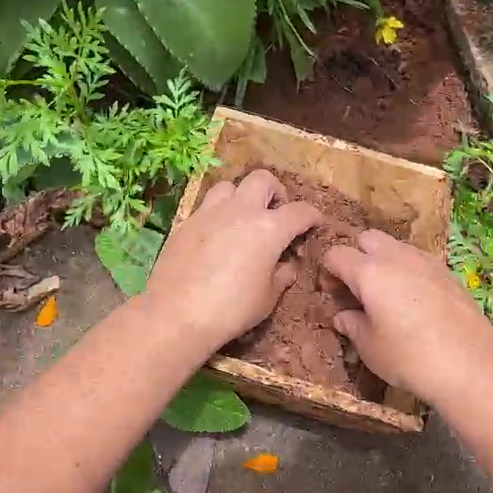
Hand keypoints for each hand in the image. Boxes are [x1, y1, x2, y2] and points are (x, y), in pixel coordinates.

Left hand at [143, 170, 320, 350]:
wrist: (177, 313)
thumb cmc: (231, 309)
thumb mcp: (267, 298)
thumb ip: (282, 275)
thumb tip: (287, 264)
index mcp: (269, 228)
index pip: (299, 211)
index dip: (312, 215)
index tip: (315, 223)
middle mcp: (241, 211)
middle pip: (263, 179)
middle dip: (275, 191)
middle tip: (276, 212)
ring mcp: (210, 212)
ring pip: (230, 186)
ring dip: (242, 197)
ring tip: (243, 218)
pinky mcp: (187, 222)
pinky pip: (207, 206)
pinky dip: (218, 214)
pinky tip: (217, 236)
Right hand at [322, 230, 492, 405]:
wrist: (471, 367)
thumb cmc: (411, 359)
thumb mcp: (370, 348)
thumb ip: (352, 325)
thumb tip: (343, 315)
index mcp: (370, 272)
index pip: (336, 255)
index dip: (328, 272)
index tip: (333, 295)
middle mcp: (397, 257)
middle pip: (367, 239)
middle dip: (357, 258)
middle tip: (358, 290)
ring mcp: (426, 261)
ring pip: (395, 247)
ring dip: (383, 262)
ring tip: (386, 296)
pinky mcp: (448, 273)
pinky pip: (419, 260)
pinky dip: (408, 271)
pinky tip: (414, 302)